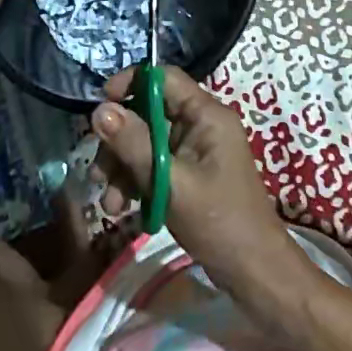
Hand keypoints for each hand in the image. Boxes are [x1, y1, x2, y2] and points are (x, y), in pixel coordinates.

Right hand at [91, 66, 297, 290]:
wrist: (253, 271)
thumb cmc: (218, 221)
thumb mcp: (171, 182)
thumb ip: (135, 144)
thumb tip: (100, 110)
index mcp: (207, 115)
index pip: (164, 79)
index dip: (130, 85)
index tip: (100, 108)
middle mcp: (200, 125)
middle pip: (148, 113)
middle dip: (120, 142)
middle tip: (98, 174)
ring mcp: (194, 151)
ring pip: (145, 141)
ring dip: (122, 168)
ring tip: (110, 204)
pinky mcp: (188, 174)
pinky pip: (153, 165)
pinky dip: (135, 182)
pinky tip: (122, 209)